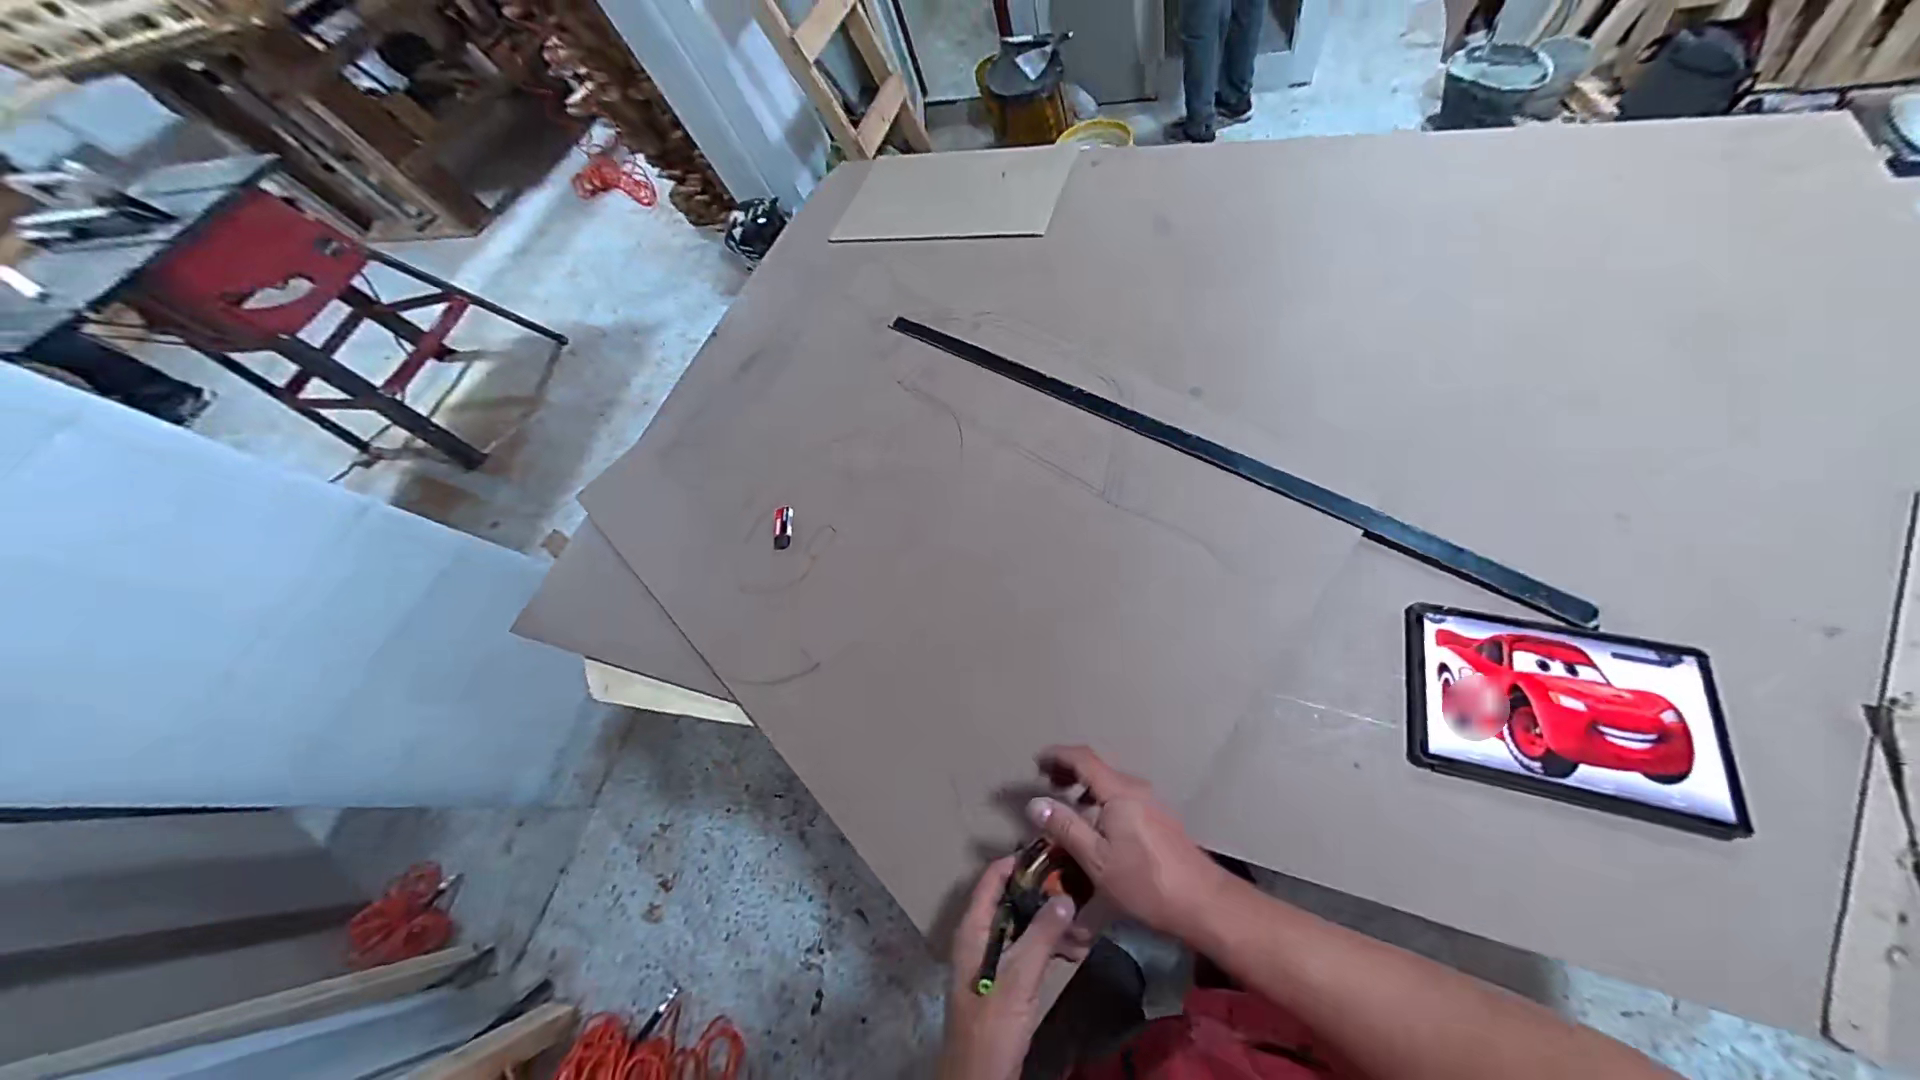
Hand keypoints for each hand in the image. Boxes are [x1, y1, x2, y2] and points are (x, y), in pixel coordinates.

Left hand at [938, 856, 1087, 1079]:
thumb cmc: (992, 1024)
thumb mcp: (1019, 977)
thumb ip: (1042, 935)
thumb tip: (1065, 896)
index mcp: (973, 928)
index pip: (993, 878)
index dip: (1018, 860)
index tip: (1052, 851)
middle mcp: (980, 935)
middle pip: (1012, 899)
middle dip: (1044, 894)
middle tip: (1078, 888)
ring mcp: (993, 957)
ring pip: (1025, 925)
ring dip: (1052, 923)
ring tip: (1085, 925)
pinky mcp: (1006, 978)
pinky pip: (1029, 948)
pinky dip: (1050, 945)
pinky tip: (1076, 949)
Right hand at [1027, 745, 1234, 942]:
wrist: (1203, 902)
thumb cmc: (1146, 882)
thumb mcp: (1097, 859)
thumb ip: (1065, 828)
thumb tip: (1035, 802)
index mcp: (1119, 791)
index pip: (1082, 758)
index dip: (1057, 755)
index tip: (1036, 761)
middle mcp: (1136, 788)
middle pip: (1096, 766)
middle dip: (1068, 769)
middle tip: (1045, 782)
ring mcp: (1150, 801)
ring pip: (1109, 781)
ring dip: (1084, 785)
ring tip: (1065, 802)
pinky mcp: (1158, 817)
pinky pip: (1121, 795)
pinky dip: (1100, 797)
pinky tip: (1094, 821)